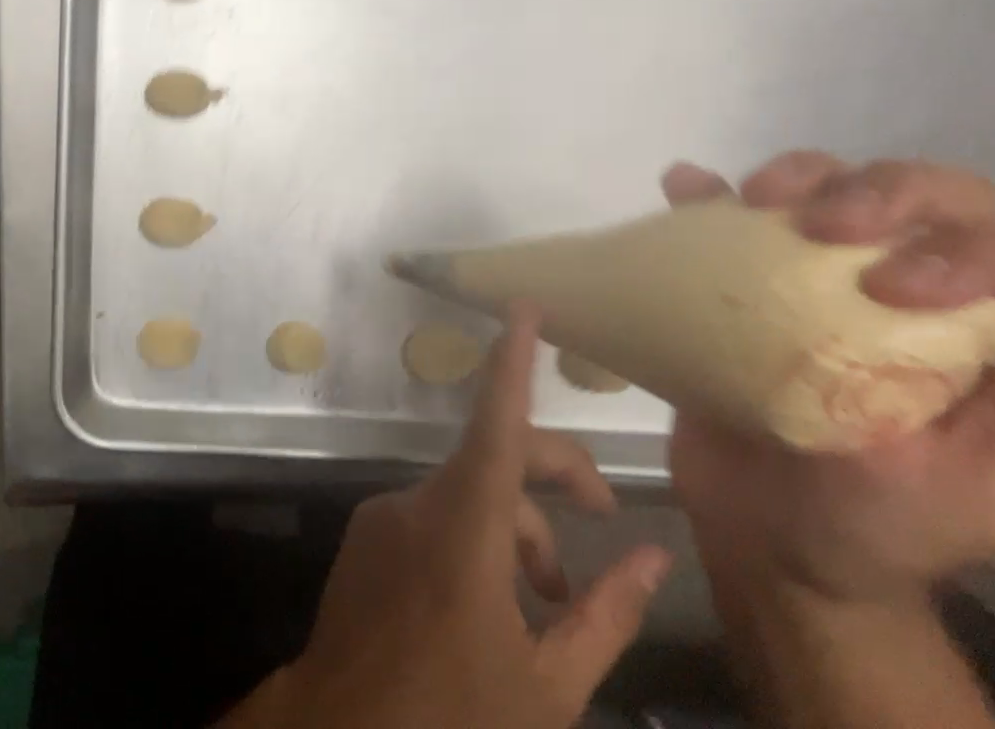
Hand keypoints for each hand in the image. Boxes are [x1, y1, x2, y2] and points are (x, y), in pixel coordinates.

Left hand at [223, 307, 672, 728]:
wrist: (340, 727)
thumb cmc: (453, 713)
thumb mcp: (550, 680)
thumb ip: (605, 613)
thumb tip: (654, 557)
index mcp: (464, 531)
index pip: (496, 429)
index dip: (511, 364)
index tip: (521, 307)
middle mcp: (417, 504)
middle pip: (494, 458)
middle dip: (554, 475)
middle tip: (606, 517)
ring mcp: (384, 516)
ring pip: (465, 493)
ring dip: (514, 526)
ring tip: (547, 597)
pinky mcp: (365, 534)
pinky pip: (430, 513)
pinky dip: (470, 536)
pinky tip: (490, 596)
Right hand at [662, 152, 994, 602]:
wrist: (759, 536)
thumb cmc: (875, 529)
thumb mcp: (983, 493)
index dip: (983, 249)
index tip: (890, 288)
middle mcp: (931, 296)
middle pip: (942, 200)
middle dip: (885, 192)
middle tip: (815, 225)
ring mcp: (832, 283)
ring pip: (844, 188)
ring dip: (803, 176)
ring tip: (750, 199)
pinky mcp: (753, 286)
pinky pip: (735, 223)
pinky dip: (709, 196)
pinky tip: (683, 190)